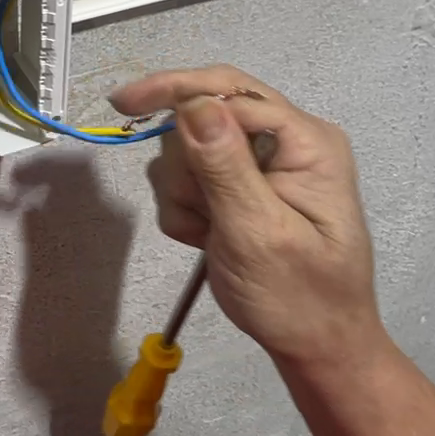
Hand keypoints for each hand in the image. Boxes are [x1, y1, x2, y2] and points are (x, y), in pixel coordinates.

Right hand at [111, 66, 382, 366]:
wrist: (312, 345)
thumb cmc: (296, 295)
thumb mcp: (257, 231)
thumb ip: (224, 166)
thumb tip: (193, 104)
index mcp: (305, 141)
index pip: (228, 90)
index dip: (173, 90)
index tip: (122, 105)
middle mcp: (284, 141)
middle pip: (201, 113)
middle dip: (183, 161)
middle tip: (192, 207)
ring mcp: (257, 164)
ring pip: (184, 148)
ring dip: (182, 192)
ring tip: (207, 233)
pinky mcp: (234, 186)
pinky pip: (183, 177)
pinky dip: (182, 210)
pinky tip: (204, 238)